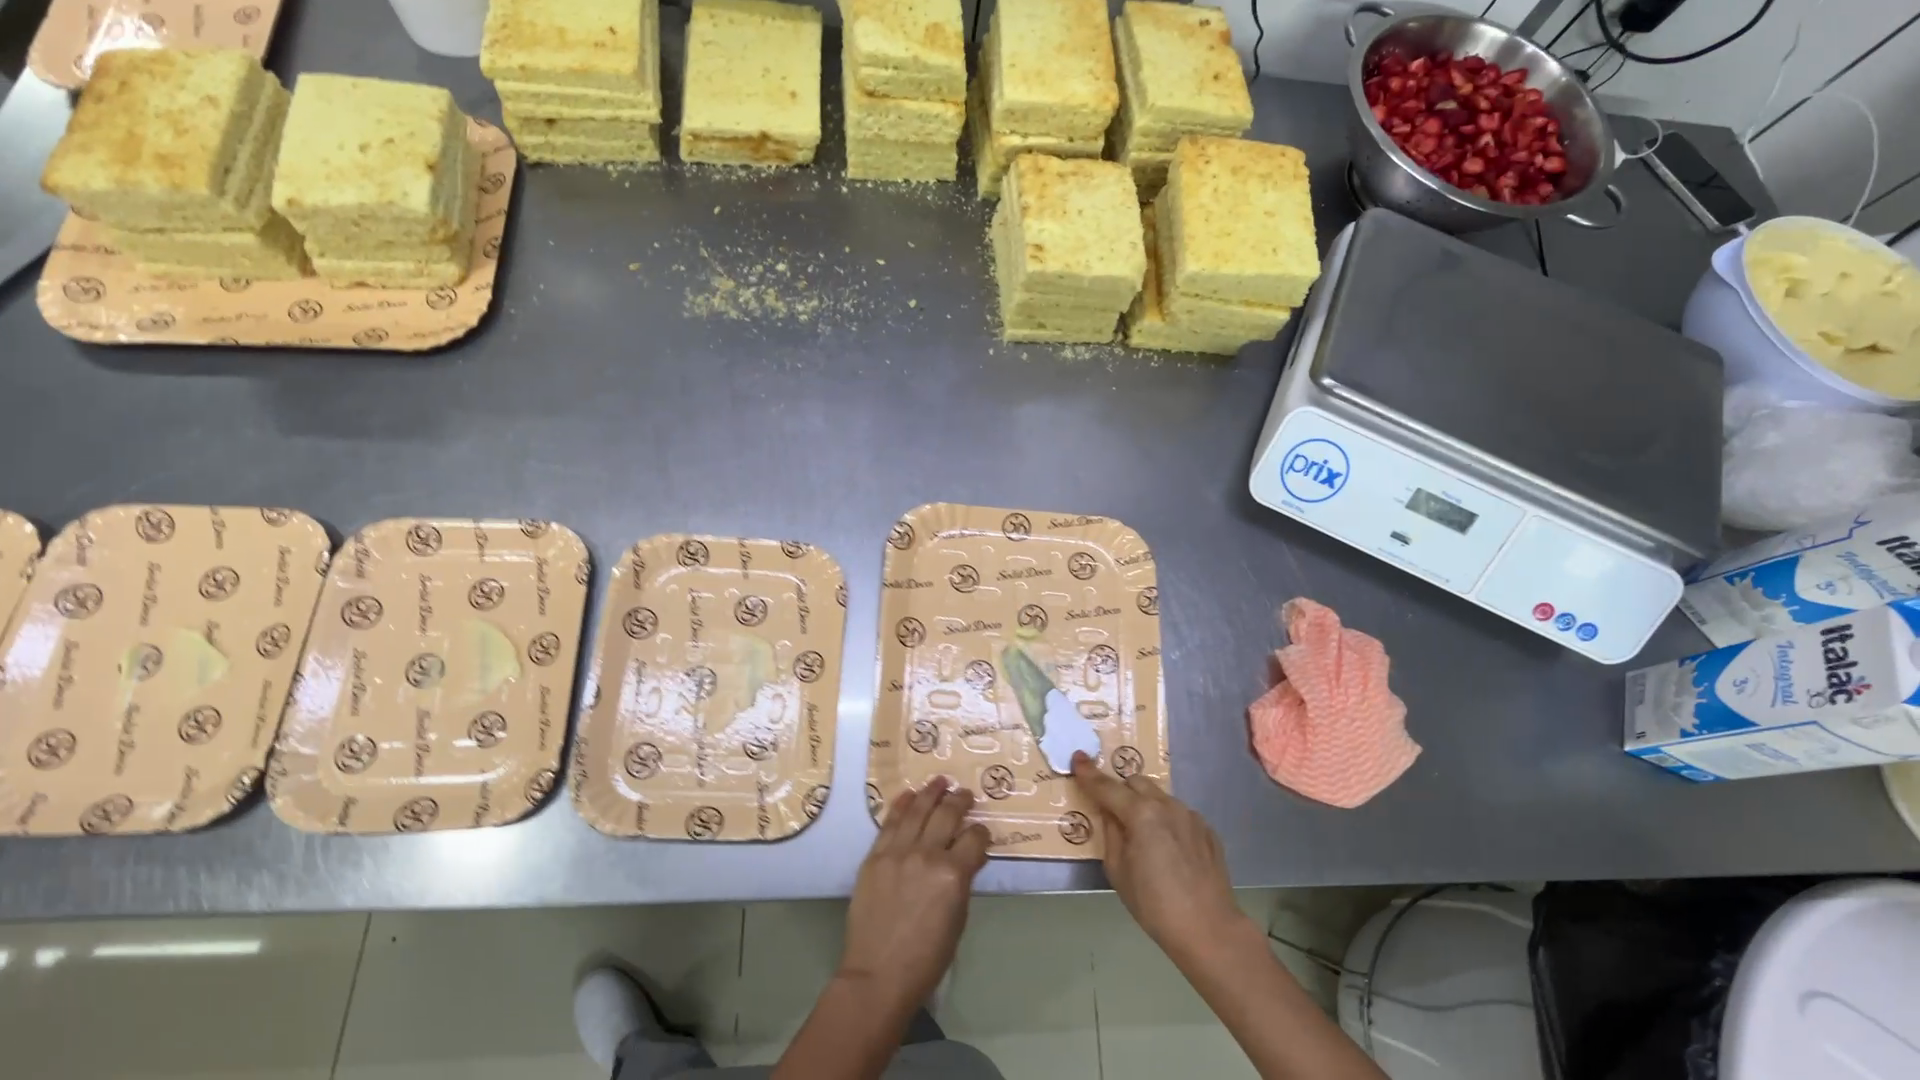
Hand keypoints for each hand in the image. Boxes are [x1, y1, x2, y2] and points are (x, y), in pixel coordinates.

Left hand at [838, 776, 991, 1007]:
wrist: (878, 974)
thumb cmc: (927, 957)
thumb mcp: (958, 920)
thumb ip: (962, 883)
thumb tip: (967, 860)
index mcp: (954, 874)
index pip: (975, 839)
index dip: (981, 833)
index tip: (981, 832)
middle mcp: (927, 855)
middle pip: (946, 815)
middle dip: (959, 801)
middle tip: (964, 793)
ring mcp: (897, 853)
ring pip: (917, 811)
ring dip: (930, 793)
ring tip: (939, 781)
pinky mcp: (874, 857)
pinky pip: (889, 824)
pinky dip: (900, 806)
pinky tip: (908, 795)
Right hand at [1070, 751, 1246, 962]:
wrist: (1207, 927)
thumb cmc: (1153, 903)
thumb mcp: (1117, 870)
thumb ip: (1111, 833)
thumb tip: (1110, 814)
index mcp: (1141, 813)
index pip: (1108, 788)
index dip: (1089, 774)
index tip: (1077, 758)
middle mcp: (1168, 805)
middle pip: (1137, 783)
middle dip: (1121, 790)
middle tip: (1112, 811)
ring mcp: (1191, 816)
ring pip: (1160, 797)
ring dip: (1145, 806)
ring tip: (1143, 837)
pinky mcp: (1207, 830)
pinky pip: (1179, 815)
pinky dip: (1167, 822)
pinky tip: (1169, 851)